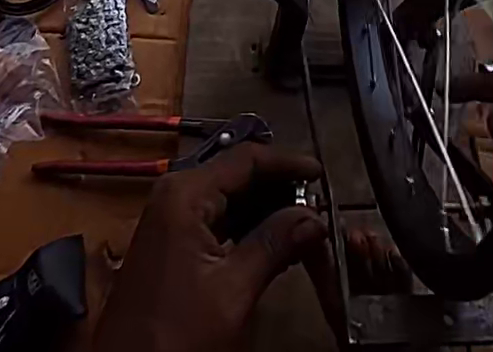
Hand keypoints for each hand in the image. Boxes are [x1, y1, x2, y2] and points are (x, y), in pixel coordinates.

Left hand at [91, 143, 324, 351]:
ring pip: (229, 195)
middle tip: (318, 203)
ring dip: (265, 207)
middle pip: (236, 174)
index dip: (285, 162)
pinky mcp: (174, 237)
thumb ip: (272, 246)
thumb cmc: (176, 332)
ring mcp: (172, 214)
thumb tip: (313, 217)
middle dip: (278, 187)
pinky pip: (218, 216)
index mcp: (186, 191)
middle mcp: (176, 191)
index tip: (320, 172)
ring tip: (305, 221)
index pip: (244, 159)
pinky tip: (276, 239)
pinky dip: (247, 224)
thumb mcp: (231, 292)